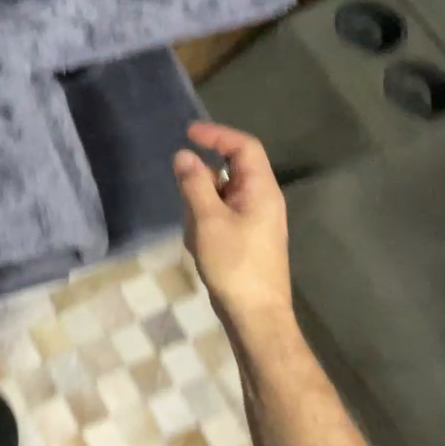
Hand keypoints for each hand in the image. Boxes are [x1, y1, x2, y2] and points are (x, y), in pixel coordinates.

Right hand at [173, 122, 293, 328]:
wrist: (255, 312)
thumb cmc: (234, 263)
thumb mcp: (208, 220)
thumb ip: (195, 184)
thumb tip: (184, 155)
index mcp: (261, 190)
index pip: (244, 147)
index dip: (218, 135)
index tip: (188, 133)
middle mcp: (262, 200)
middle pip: (233, 169)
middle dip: (203, 175)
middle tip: (181, 189)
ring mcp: (255, 219)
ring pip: (223, 193)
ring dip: (201, 200)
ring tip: (192, 226)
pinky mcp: (245, 236)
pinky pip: (221, 213)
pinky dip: (204, 217)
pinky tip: (197, 240)